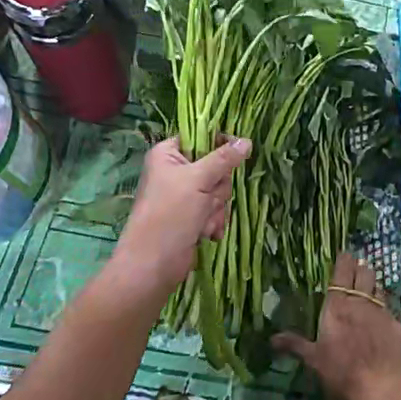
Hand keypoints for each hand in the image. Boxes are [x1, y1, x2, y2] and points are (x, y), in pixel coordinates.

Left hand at [107, 136, 251, 297]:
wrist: (154, 262)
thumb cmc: (170, 213)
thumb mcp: (198, 179)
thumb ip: (223, 159)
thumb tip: (246, 140)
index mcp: (168, 153)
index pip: (200, 137)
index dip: (219, 144)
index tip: (237, 152)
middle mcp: (176, 171)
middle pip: (215, 167)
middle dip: (217, 188)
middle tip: (206, 198)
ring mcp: (184, 195)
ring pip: (218, 191)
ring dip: (216, 208)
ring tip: (201, 221)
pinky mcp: (192, 216)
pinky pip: (215, 210)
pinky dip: (213, 222)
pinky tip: (205, 233)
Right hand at [273, 253, 400, 399]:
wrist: (381, 389)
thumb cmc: (341, 370)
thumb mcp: (313, 358)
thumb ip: (294, 344)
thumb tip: (271, 339)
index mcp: (337, 305)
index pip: (342, 272)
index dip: (344, 260)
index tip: (344, 253)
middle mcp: (361, 302)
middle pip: (365, 274)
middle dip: (361, 269)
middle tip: (357, 270)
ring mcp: (382, 313)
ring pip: (380, 290)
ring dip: (374, 288)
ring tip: (370, 292)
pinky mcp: (398, 328)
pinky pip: (392, 313)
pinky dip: (386, 313)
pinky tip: (384, 323)